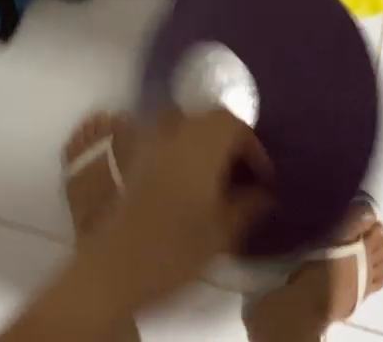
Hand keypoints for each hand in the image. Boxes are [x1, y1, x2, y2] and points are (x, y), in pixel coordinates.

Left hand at [74, 108, 273, 313]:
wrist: (116, 264)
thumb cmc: (175, 250)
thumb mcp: (222, 233)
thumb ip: (248, 205)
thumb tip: (265, 192)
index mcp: (200, 146)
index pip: (232, 122)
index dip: (253, 144)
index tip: (263, 176)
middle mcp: (174, 134)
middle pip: (208, 118)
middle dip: (231, 139)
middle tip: (244, 173)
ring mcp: (151, 143)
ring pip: (187, 125)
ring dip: (207, 141)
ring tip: (220, 176)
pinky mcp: (136, 158)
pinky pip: (168, 138)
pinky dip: (186, 149)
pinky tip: (192, 182)